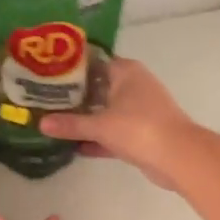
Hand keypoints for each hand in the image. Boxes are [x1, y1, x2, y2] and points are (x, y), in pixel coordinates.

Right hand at [40, 58, 201, 191]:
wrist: (179, 157)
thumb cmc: (138, 127)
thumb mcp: (100, 125)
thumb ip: (70, 124)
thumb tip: (41, 123)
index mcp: (126, 72)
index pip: (93, 62)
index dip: (70, 68)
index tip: (48, 75)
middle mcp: (134, 86)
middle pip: (98, 87)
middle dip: (74, 96)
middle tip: (45, 100)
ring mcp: (140, 110)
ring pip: (106, 111)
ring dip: (86, 118)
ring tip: (55, 122)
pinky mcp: (142, 133)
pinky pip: (113, 132)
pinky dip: (98, 138)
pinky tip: (75, 147)